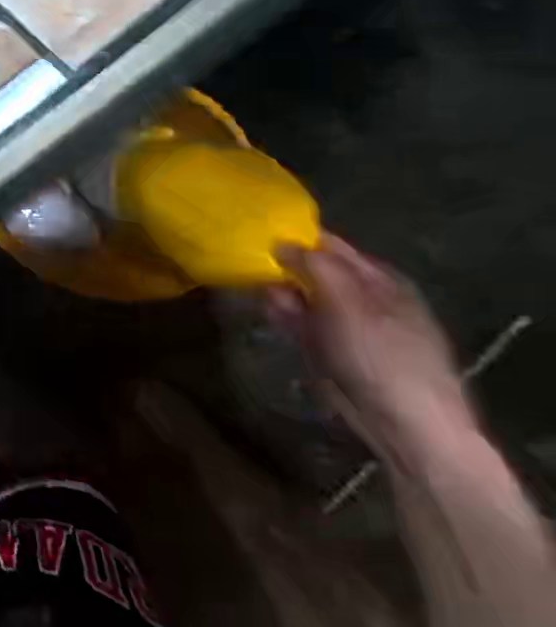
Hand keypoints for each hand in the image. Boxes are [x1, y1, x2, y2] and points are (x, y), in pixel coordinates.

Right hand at [270, 234, 470, 451]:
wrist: (401, 419)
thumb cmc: (382, 355)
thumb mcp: (350, 303)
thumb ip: (316, 267)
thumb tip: (280, 241)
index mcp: (380, 280)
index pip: (330, 245)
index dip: (294, 236)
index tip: (254, 229)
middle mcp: (362, 295)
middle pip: (309, 268)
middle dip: (280, 266)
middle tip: (248, 264)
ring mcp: (344, 321)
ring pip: (298, 293)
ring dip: (278, 291)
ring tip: (261, 294)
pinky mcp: (326, 342)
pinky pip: (296, 318)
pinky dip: (281, 313)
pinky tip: (271, 314)